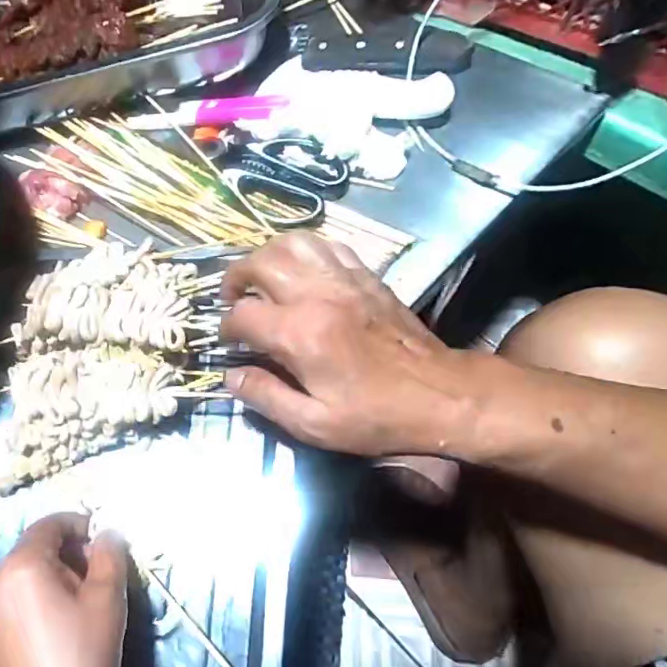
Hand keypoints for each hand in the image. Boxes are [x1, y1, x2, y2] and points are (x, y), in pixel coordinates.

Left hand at [0, 513, 127, 666]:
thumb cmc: (84, 656)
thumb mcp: (107, 599)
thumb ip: (109, 555)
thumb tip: (107, 534)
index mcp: (22, 565)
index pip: (49, 524)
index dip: (80, 524)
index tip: (106, 541)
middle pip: (34, 549)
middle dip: (69, 552)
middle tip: (101, 574)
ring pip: (25, 577)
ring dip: (55, 577)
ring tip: (85, 602)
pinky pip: (16, 604)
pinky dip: (39, 601)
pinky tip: (62, 630)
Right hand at [219, 233, 469, 456]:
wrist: (439, 395)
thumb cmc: (375, 416)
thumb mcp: (314, 424)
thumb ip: (266, 397)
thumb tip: (231, 377)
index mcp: (301, 334)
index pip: (242, 314)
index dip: (226, 328)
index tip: (229, 343)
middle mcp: (319, 296)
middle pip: (260, 263)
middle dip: (236, 278)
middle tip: (232, 299)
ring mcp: (345, 281)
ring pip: (293, 243)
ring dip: (268, 256)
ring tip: (261, 278)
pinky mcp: (367, 277)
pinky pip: (328, 246)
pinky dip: (305, 251)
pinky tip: (301, 271)